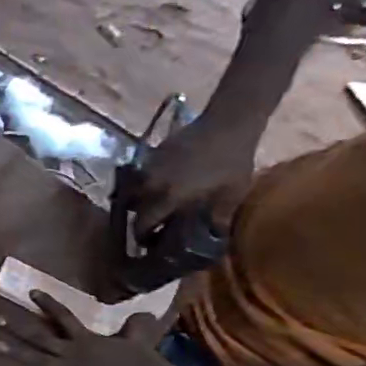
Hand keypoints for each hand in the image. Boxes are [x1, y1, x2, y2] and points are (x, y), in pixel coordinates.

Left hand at [0, 291, 184, 365]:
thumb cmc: (147, 362)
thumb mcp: (139, 337)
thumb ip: (134, 325)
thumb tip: (142, 313)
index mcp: (88, 338)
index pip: (63, 315)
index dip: (47, 303)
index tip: (32, 292)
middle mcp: (75, 353)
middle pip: (39, 337)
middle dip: (15, 326)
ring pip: (36, 361)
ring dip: (14, 352)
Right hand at [124, 118, 255, 235]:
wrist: (228, 123)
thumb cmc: (232, 161)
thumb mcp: (232, 195)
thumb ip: (219, 219)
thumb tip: (214, 240)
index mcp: (168, 197)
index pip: (143, 224)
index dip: (142, 236)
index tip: (148, 243)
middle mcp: (152, 183)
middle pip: (132, 207)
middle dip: (139, 218)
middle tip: (151, 224)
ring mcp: (150, 166)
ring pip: (133, 189)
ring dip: (139, 199)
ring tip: (152, 204)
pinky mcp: (153, 153)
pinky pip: (142, 174)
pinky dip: (146, 182)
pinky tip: (161, 183)